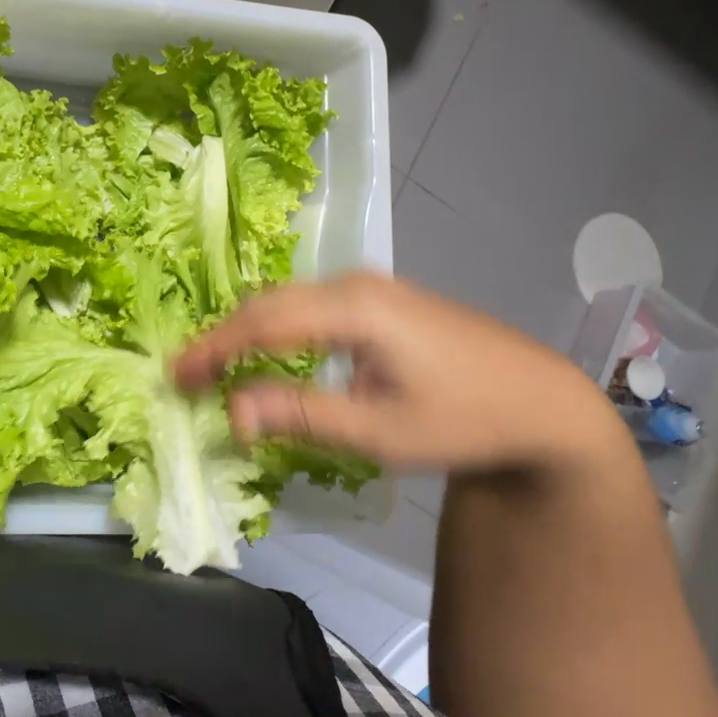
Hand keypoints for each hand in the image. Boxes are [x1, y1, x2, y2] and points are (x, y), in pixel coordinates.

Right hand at [173, 273, 626, 477]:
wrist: (544, 403)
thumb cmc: (464, 421)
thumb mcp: (379, 432)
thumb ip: (300, 416)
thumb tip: (231, 410)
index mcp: (353, 309)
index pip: (261, 324)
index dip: (212, 350)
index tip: (173, 377)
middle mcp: (354, 284)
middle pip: (267, 304)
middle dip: (221, 339)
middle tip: (184, 375)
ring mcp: (369, 285)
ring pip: (286, 301)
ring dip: (246, 331)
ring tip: (214, 366)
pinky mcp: (378, 297)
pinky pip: (307, 304)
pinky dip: (274, 327)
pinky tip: (265, 351)